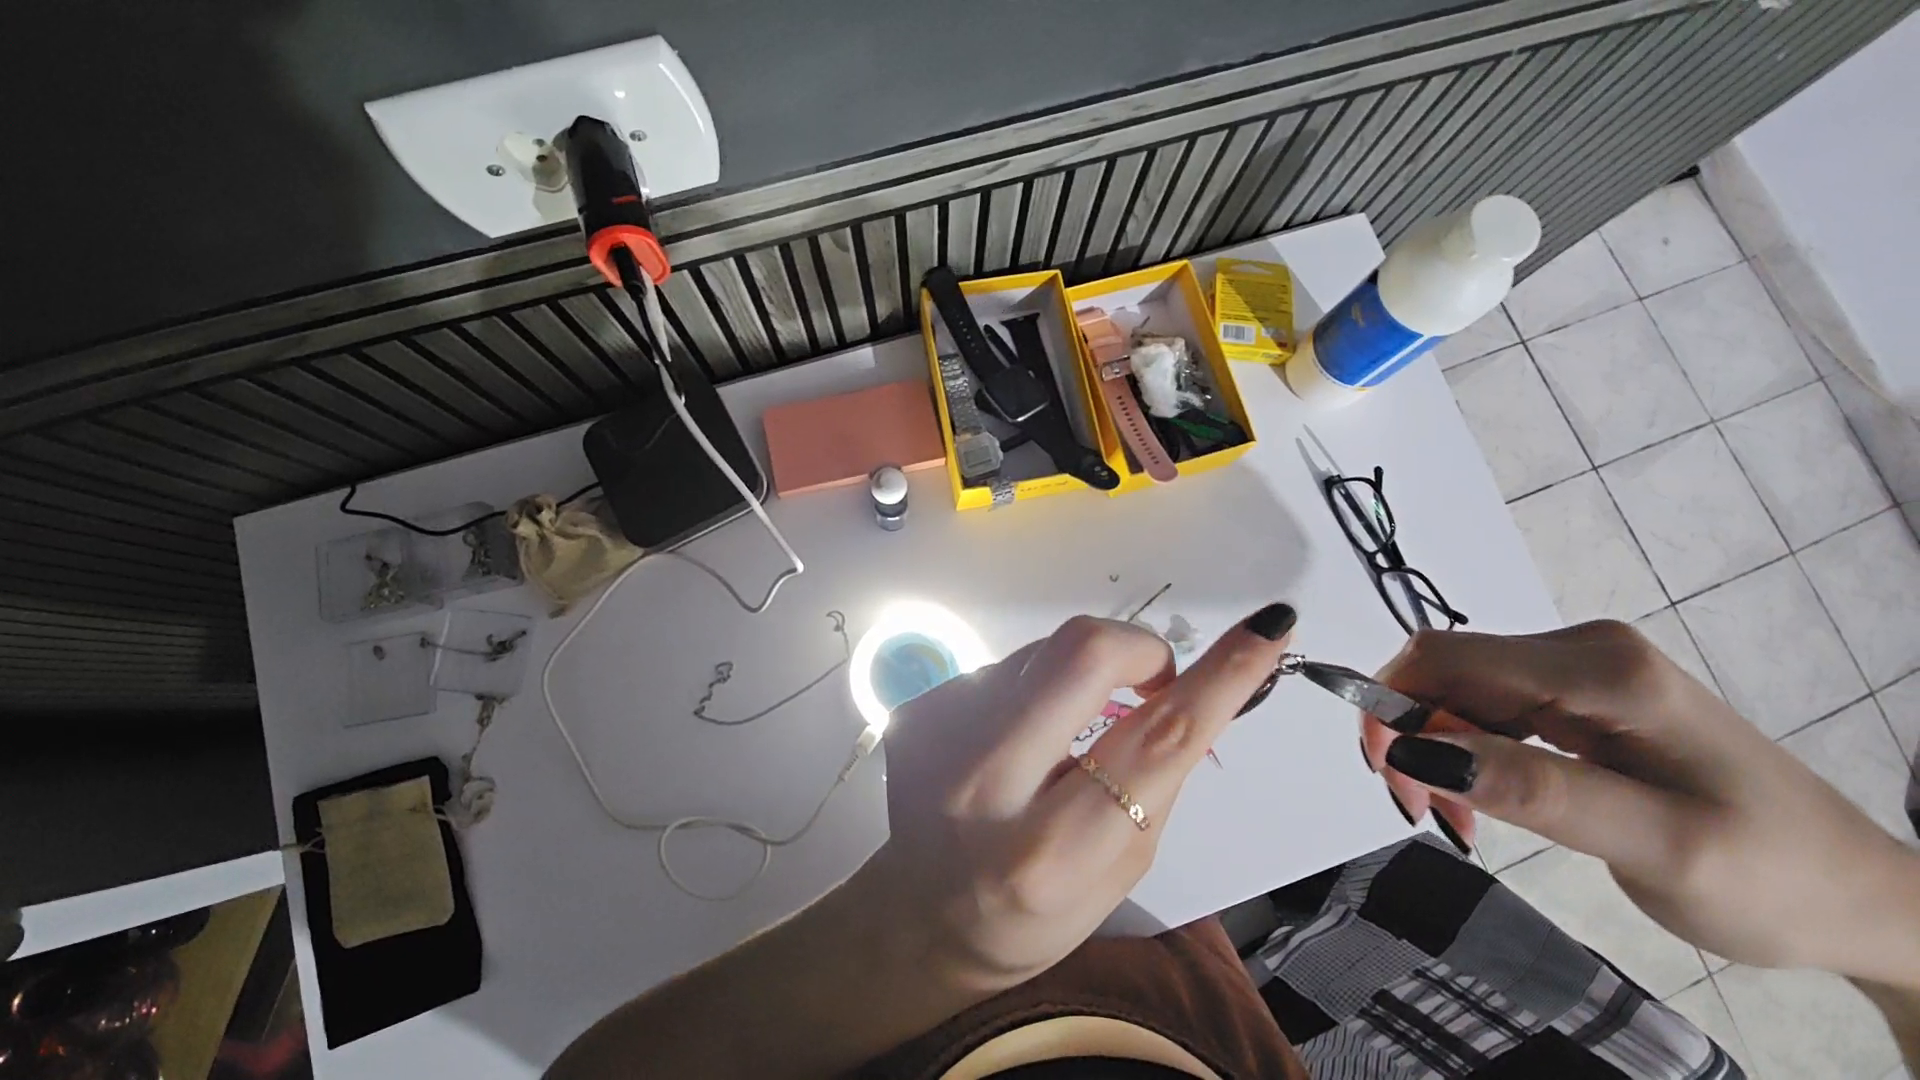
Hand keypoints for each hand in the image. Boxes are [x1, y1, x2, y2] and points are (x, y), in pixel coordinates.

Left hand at [859, 604, 1296, 994]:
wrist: (921, 917)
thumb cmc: (1037, 912)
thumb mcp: (1119, 870)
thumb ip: (1157, 779)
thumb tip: (1197, 684)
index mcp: (1047, 850)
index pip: (1155, 742)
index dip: (1222, 679)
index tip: (1268, 630)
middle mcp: (981, 782)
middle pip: (1082, 652)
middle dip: (1140, 648)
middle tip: (1152, 680)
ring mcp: (936, 733)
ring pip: (1044, 650)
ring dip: (1078, 677)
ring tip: (1065, 734)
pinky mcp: (914, 707)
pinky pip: (1003, 668)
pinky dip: (1032, 693)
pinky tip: (1016, 743)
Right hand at [1361, 621, 1919, 986]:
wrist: (1859, 897)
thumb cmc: (1771, 878)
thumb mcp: (1658, 846)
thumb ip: (1536, 790)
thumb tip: (1417, 745)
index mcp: (1603, 670)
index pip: (1448, 657)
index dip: (1392, 704)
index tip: (1390, 779)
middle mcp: (1586, 652)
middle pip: (1449, 671)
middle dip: (1412, 736)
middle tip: (1424, 813)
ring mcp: (1584, 673)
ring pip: (1461, 692)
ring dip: (1436, 750)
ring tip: (1459, 822)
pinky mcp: (1582, 699)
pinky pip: (1491, 711)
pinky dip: (1466, 754)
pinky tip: (1482, 800)